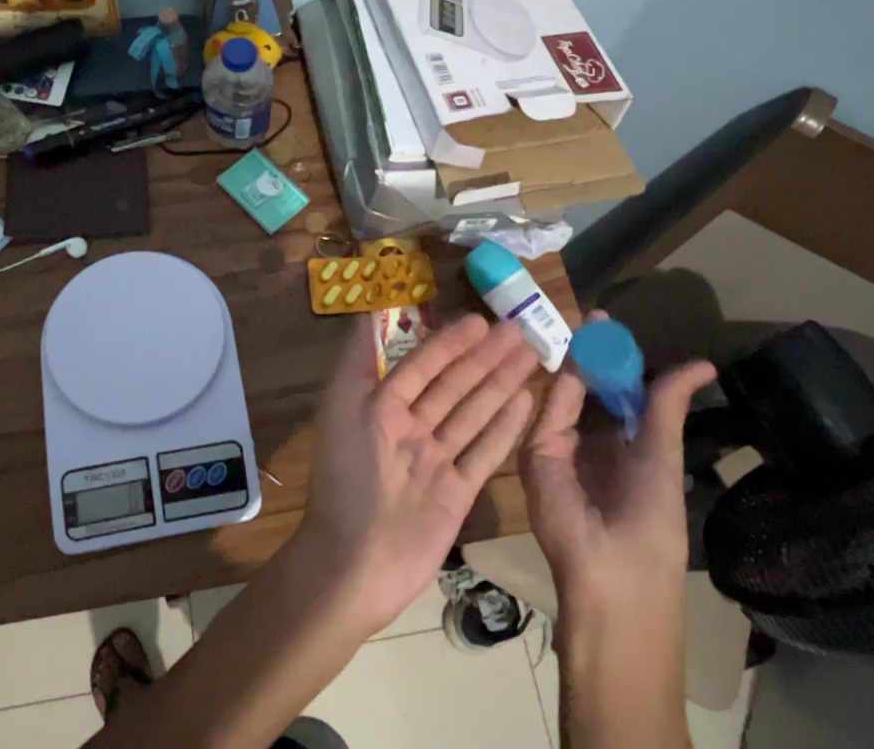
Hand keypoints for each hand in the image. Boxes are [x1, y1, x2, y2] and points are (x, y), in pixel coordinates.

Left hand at [295, 315, 539, 629]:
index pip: (421, 366)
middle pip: (454, 385)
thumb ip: (357, 360)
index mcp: (380, 408)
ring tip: (532, 355)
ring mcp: (436, 461)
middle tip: (521, 329)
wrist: (356, 562)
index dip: (449, 343)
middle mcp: (410, 430)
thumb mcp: (341, 408)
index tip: (480, 320)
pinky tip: (527, 401)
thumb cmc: (346, 479)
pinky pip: (485, 452)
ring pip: (474, 412)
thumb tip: (369, 310)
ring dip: (501, 383)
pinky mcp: (458, 491)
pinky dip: (505, 427)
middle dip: (485, 357)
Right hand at [520, 320, 713, 612]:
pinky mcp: (537, 451)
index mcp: (627, 446)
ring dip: (575, 361)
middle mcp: (593, 442)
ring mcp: (561, 445)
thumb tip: (704, 363)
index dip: (620, 361)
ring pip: (568, 394)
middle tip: (594, 316)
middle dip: (593, 354)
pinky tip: (569, 351)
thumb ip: (667, 402)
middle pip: (590, 389)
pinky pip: (550, 410)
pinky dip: (559, 381)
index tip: (614, 327)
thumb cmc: (650, 515)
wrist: (611, 567)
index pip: (619, 394)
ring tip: (580, 323)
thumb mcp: (662, 450)